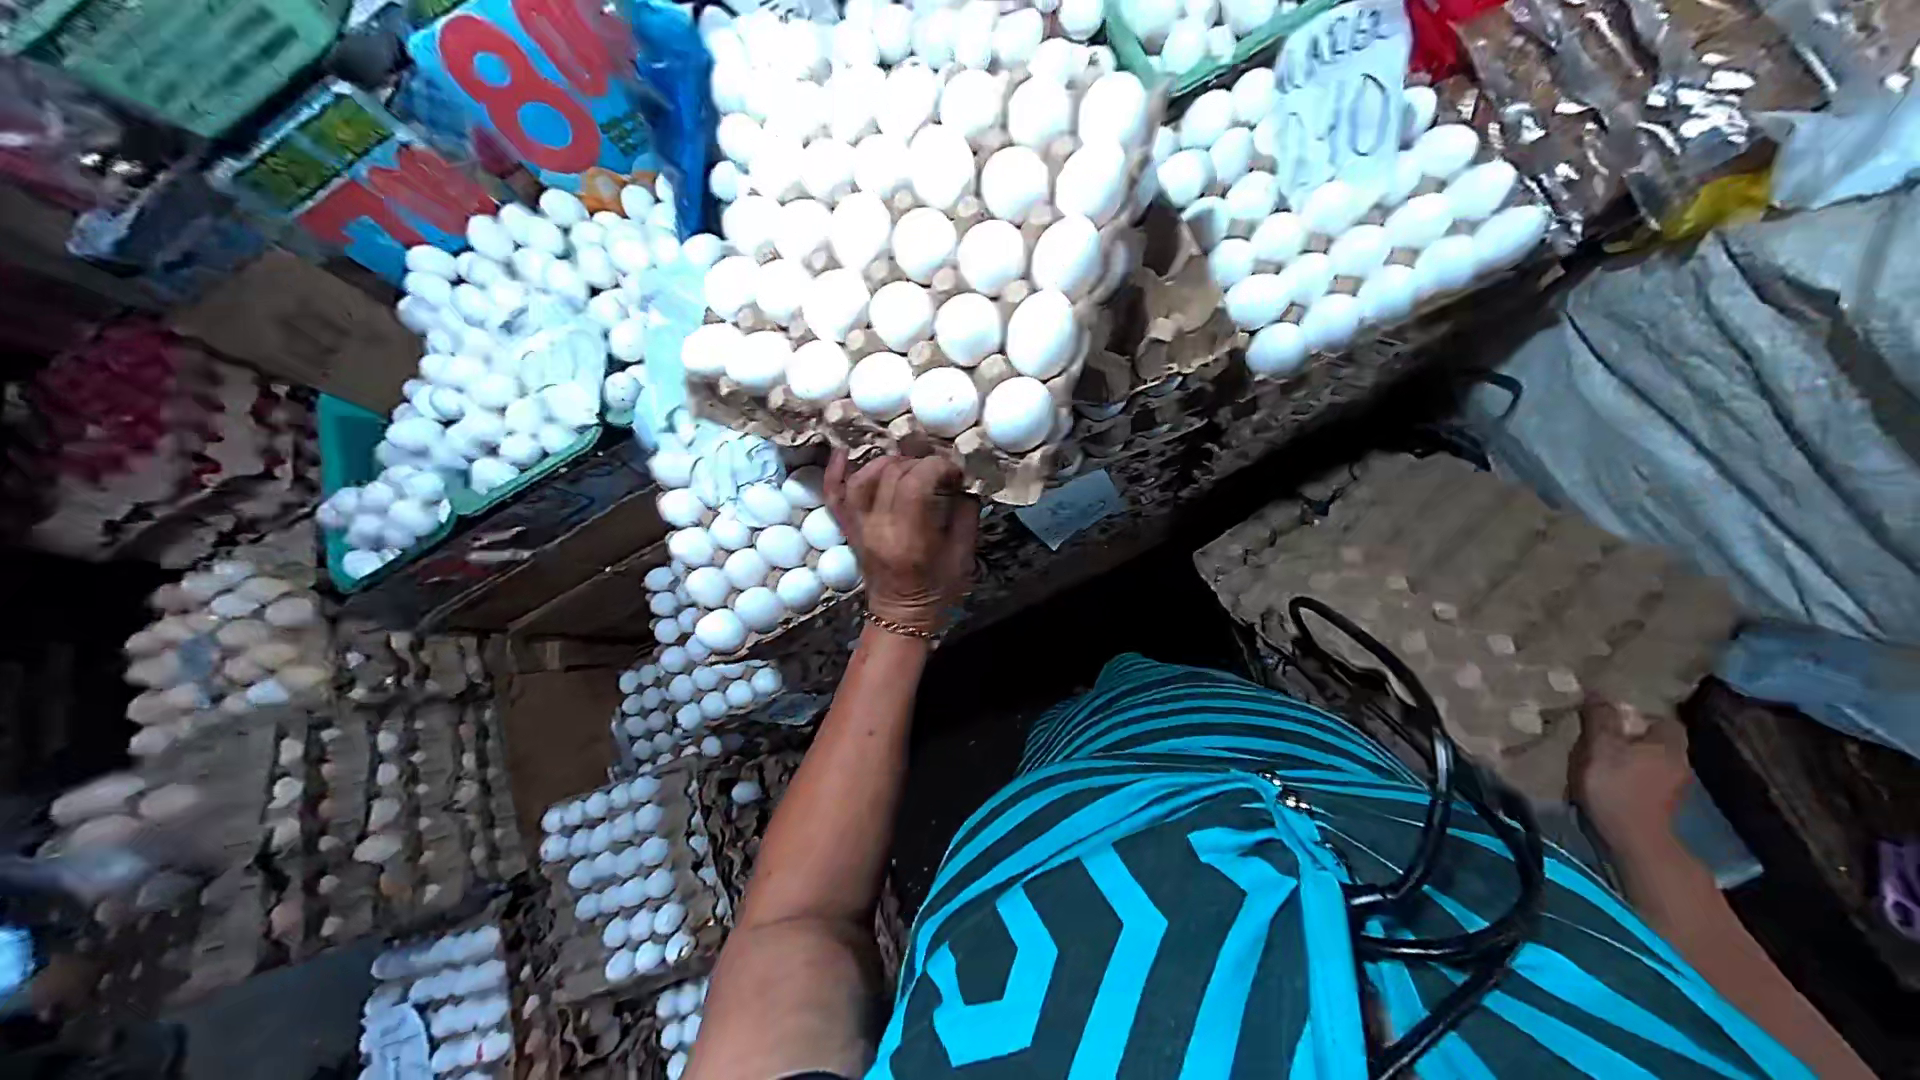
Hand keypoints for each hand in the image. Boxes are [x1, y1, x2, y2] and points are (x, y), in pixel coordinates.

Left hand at [824, 448, 977, 634]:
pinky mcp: (849, 527)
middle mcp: (878, 527)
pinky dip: (836, 471)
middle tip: (939, 472)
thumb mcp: (963, 555)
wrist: (901, 616)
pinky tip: (844, 452)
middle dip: (920, 463)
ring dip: (888, 463)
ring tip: (910, 465)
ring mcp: (859, 526)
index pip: (916, 481)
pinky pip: (835, 495)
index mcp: (909, 537)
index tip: (955, 474)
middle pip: (892, 474)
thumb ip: (966, 514)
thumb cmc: (937, 590)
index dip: (938, 467)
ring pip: (864, 478)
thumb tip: (963, 482)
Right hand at [1570, 700, 1691, 849]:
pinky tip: (1611, 779)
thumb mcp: (1600, 746)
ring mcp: (1674, 787)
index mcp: (1669, 746)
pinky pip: (1647, 779)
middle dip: (1634, 737)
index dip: (1641, 716)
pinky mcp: (1662, 804)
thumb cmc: (1615, 785)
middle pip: (1659, 742)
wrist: (1632, 838)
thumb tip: (1600, 693)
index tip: (1614, 717)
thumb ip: (1601, 719)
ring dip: (1632, 757)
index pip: (1665, 721)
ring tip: (1602, 757)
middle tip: (1602, 735)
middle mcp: (1680, 764)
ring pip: (1653, 761)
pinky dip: (1631, 775)